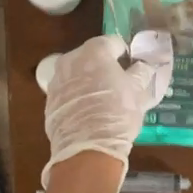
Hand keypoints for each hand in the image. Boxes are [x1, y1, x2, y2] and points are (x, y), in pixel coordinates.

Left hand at [41, 35, 169, 185]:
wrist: (86, 149)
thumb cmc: (117, 113)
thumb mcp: (138, 92)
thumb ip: (141, 72)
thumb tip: (143, 65)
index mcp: (94, 51)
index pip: (113, 42)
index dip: (125, 54)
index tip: (132, 67)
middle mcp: (70, 60)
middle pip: (91, 56)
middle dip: (104, 66)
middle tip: (118, 83)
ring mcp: (57, 80)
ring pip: (77, 74)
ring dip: (89, 80)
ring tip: (103, 100)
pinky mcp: (49, 100)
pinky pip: (68, 91)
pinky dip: (77, 96)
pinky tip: (88, 112)